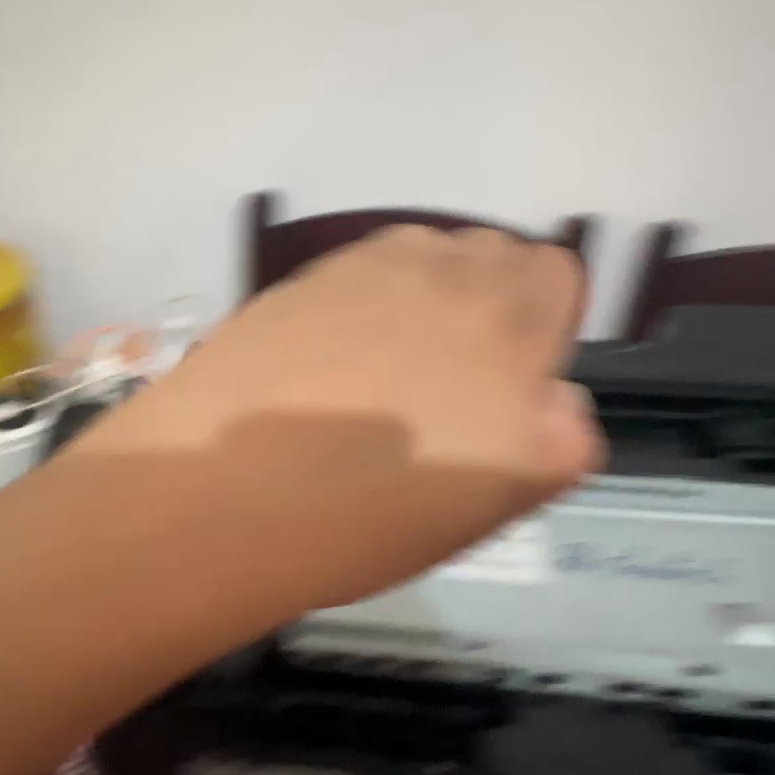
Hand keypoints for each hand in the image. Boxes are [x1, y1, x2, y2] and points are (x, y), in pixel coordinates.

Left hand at [63, 225, 604, 614]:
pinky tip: (323, 370)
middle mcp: (442, 275)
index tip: (508, 388)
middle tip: (445, 388)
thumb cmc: (369, 519)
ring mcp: (361, 270)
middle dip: (488, 307)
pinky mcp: (296, 280)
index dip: (543, 327)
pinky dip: (360, 305)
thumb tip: (551, 399)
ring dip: (424, 298)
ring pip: (423, 256)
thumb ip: (555, 436)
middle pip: (491, 256)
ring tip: (383, 376)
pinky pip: (355, 273)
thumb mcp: (495, 502)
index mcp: (509, 326)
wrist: (218, 498)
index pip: (557, 276)